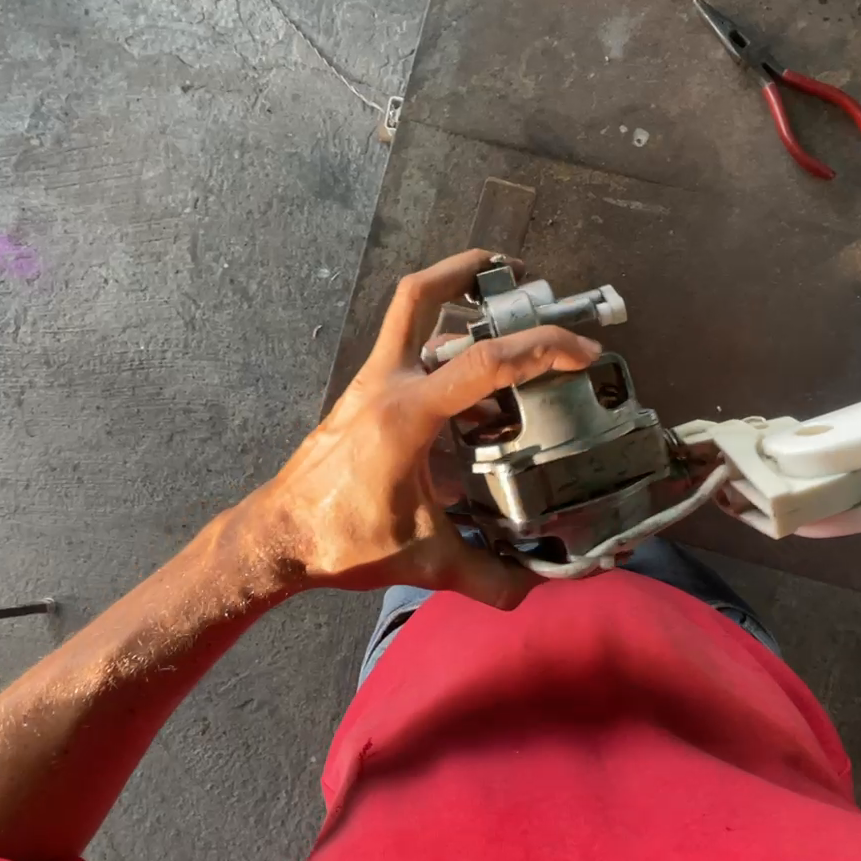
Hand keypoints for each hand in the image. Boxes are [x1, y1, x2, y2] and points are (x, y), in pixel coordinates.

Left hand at [252, 250, 600, 608]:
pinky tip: (470, 397)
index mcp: (406, 416)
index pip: (484, 362)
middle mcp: (386, 386)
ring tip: (503, 332)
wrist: (278, 537)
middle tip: (511, 270)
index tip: (582, 351)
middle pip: (419, 296)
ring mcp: (369, 388)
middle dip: (466, 270)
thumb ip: (486, 578)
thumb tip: (533, 590)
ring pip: (409, 321)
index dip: (542, 348)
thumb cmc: (341, 542)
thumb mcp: (424, 561)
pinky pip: (406, 358)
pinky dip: (441, 359)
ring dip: (455, 312)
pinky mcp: (362, 401)